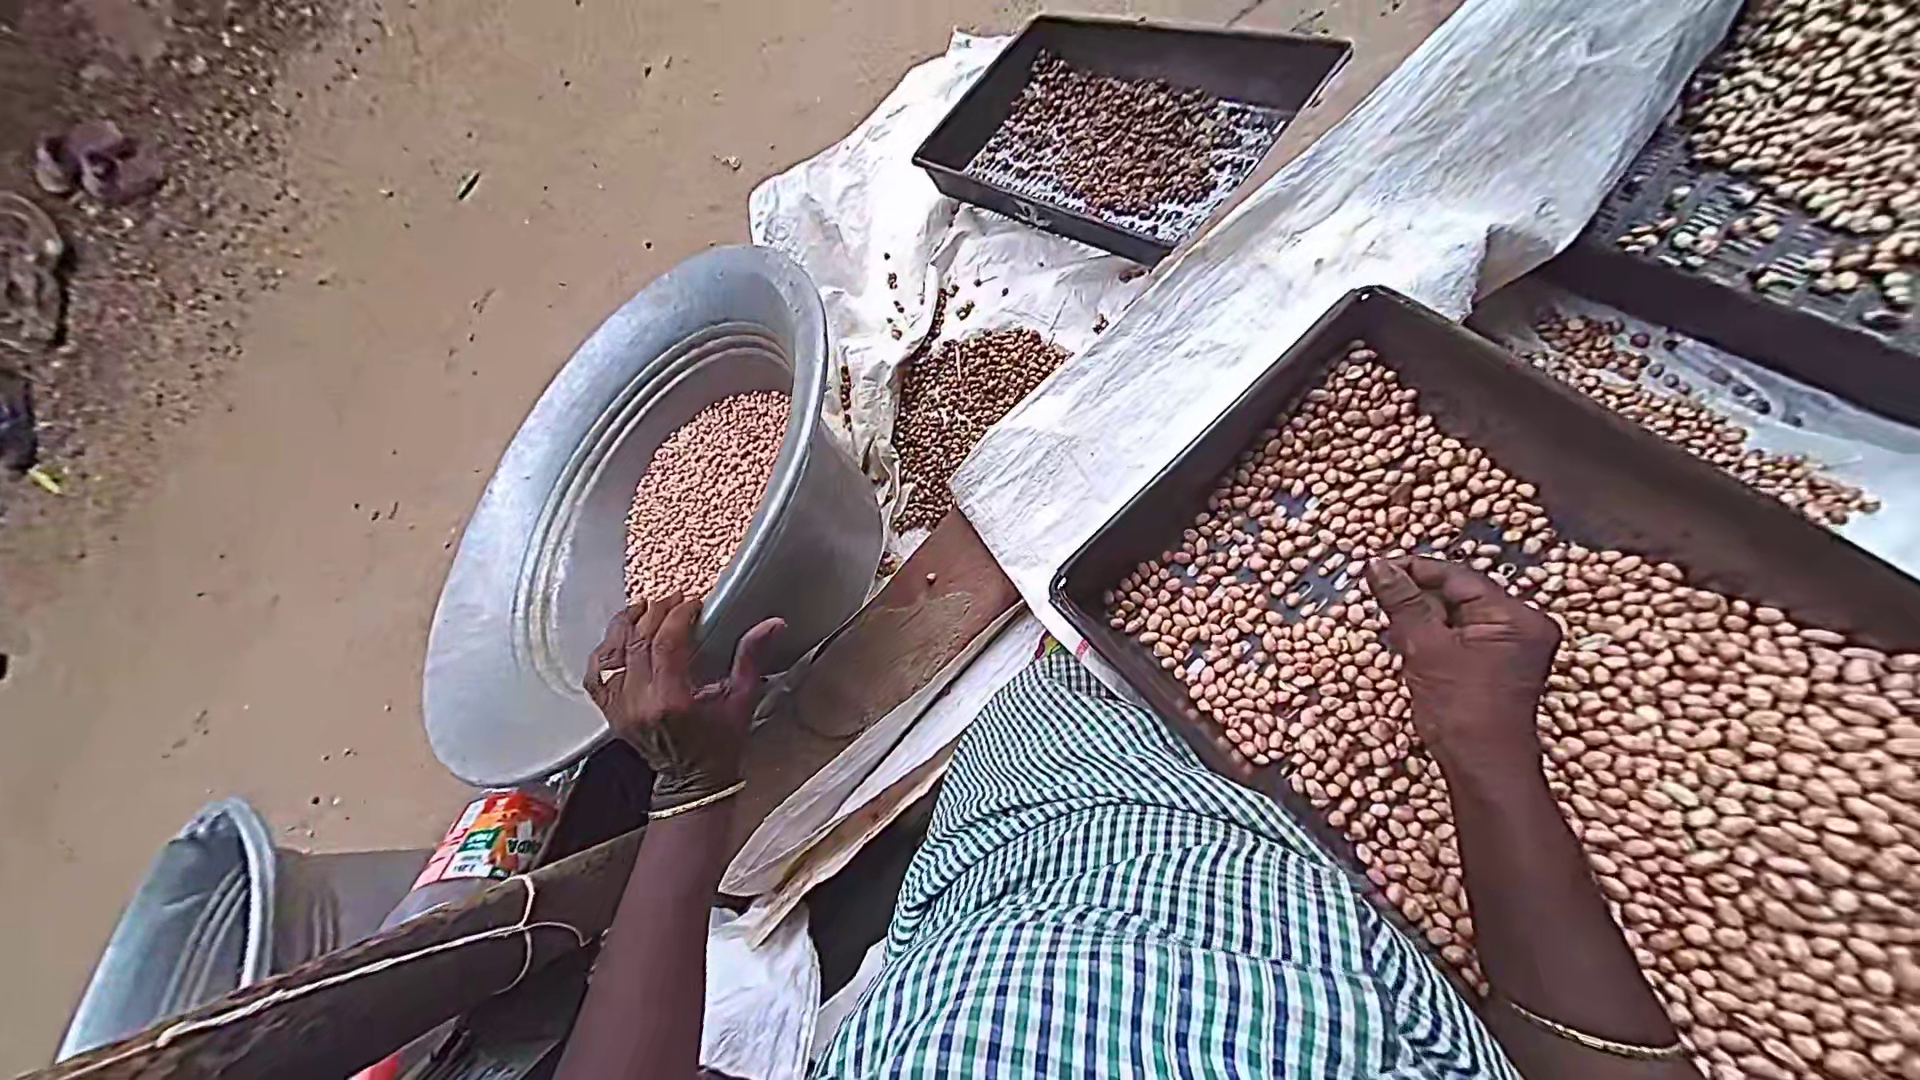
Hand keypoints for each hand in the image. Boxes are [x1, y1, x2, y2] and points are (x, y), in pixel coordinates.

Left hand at [584, 595, 784, 808]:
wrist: (694, 781)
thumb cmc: (721, 742)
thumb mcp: (743, 698)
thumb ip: (751, 657)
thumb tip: (772, 624)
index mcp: (672, 700)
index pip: (666, 643)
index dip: (677, 616)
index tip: (693, 603)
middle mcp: (639, 704)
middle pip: (638, 642)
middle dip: (656, 613)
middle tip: (674, 600)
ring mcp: (620, 709)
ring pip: (612, 654)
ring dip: (626, 625)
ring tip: (645, 608)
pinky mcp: (610, 713)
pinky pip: (596, 676)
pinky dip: (605, 652)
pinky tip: (620, 637)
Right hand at [1362, 557, 1559, 781]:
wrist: (1480, 763)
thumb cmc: (1461, 709)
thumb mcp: (1424, 646)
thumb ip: (1402, 601)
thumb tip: (1378, 565)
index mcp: (1516, 618)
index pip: (1457, 576)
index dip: (1412, 569)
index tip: (1375, 567)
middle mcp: (1521, 627)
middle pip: (1456, 593)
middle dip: (1413, 594)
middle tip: (1374, 592)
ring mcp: (1508, 646)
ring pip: (1452, 613)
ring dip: (1417, 615)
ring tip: (1387, 621)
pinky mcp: (1491, 663)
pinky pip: (1454, 633)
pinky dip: (1427, 633)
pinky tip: (1404, 640)